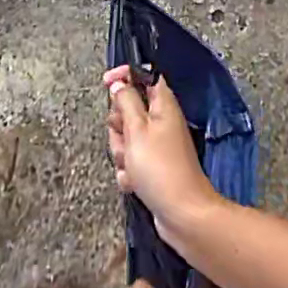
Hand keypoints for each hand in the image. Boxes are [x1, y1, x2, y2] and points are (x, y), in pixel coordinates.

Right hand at [105, 65, 221, 240]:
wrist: (181, 211)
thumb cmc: (159, 167)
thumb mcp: (137, 130)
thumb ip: (126, 102)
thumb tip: (119, 82)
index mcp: (163, 103)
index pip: (144, 75)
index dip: (125, 75)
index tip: (107, 82)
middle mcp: (161, 120)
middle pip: (128, 109)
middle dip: (118, 126)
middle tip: (125, 139)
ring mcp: (157, 143)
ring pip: (125, 137)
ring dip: (121, 152)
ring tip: (131, 165)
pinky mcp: (153, 166)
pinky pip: (131, 161)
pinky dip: (128, 171)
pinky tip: (135, 182)